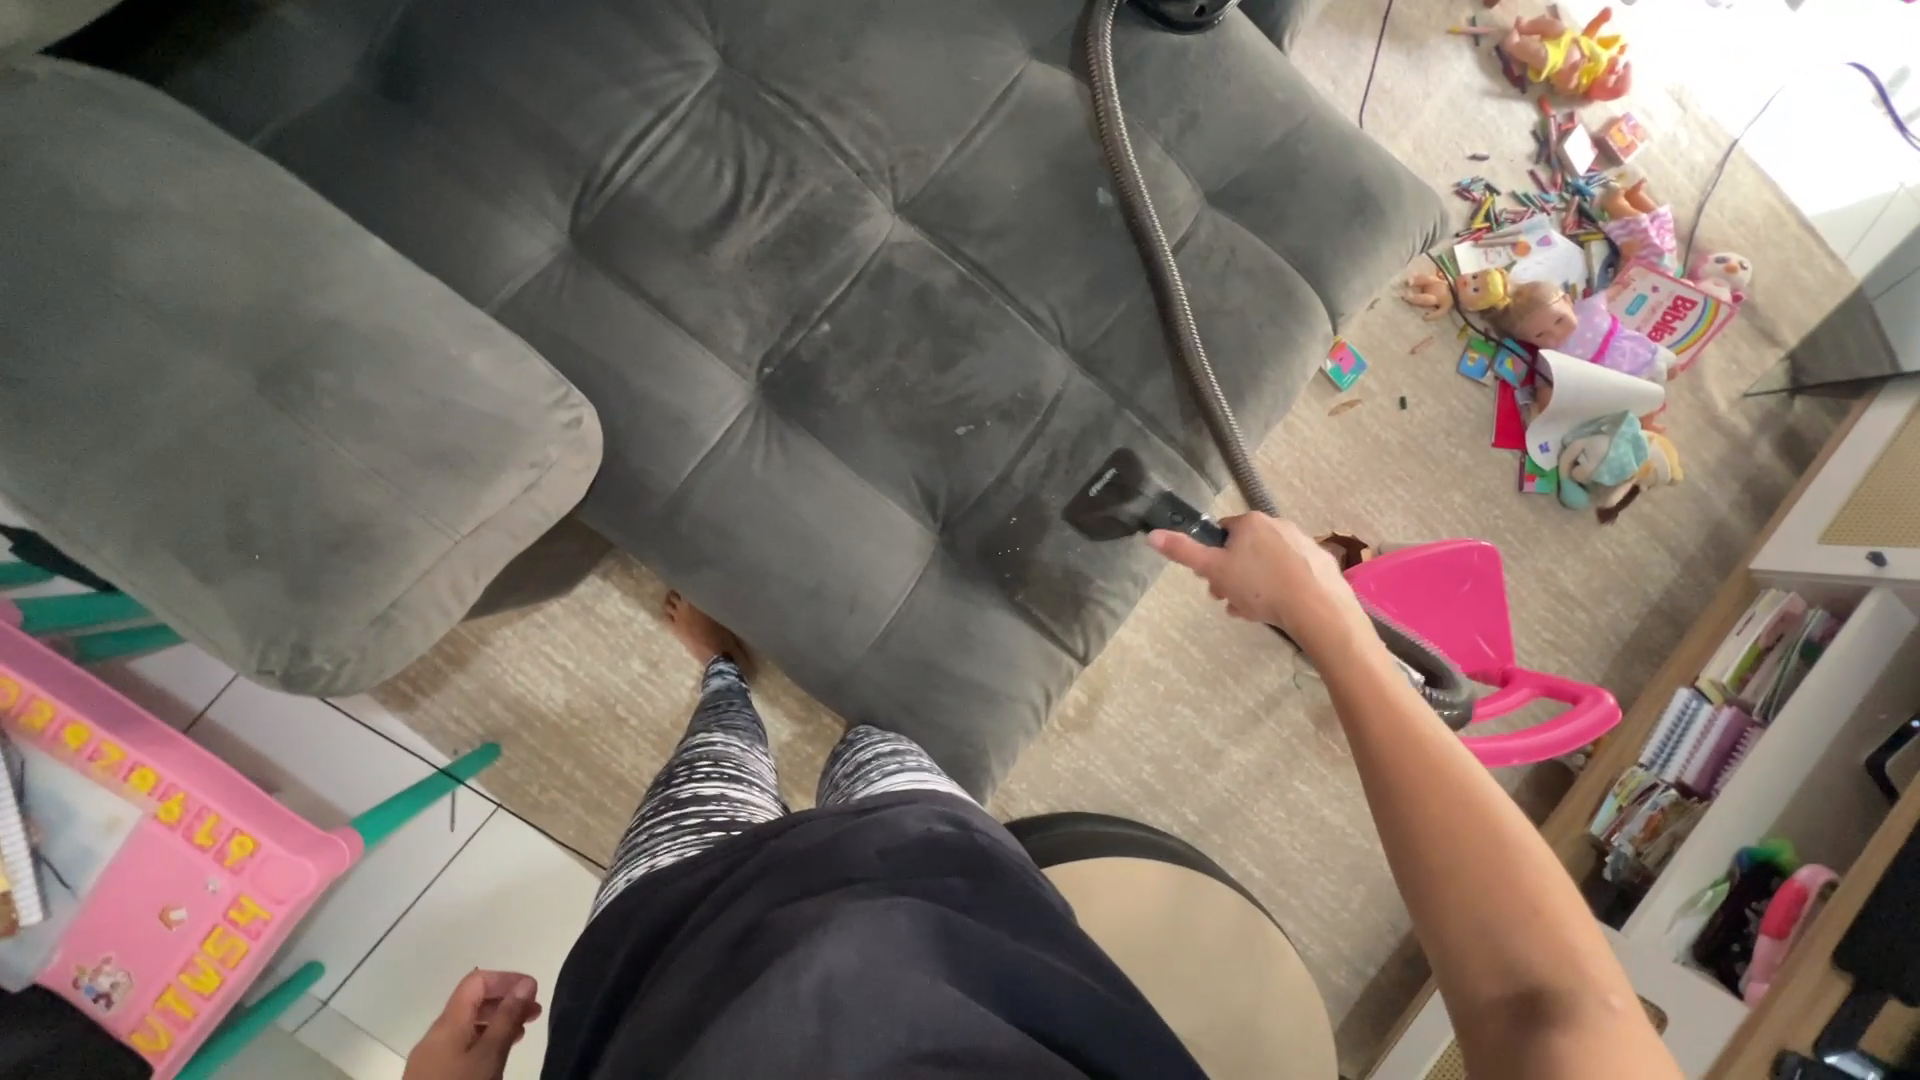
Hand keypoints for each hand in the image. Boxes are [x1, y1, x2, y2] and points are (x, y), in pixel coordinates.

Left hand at [403, 970, 541, 1079]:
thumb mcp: (490, 1055)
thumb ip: (508, 1017)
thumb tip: (526, 983)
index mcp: (447, 1024)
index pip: (476, 981)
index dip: (506, 979)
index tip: (533, 992)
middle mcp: (435, 1035)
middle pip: (472, 1001)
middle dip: (506, 1000)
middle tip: (535, 1013)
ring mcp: (429, 1057)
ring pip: (467, 1024)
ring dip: (497, 1021)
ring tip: (521, 1034)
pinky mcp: (430, 1075)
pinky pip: (460, 1044)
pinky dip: (483, 1040)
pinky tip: (497, 1055)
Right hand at [1147, 514, 1375, 661]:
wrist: (1317, 608)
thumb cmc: (1259, 586)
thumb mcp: (1213, 570)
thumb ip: (1183, 552)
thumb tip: (1151, 535)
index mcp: (1250, 521)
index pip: (1221, 533)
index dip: (1212, 559)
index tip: (1212, 582)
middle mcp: (1278, 524)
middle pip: (1243, 550)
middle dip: (1232, 576)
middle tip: (1229, 601)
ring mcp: (1302, 542)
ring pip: (1266, 563)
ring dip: (1253, 585)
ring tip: (1252, 611)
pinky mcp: (1321, 562)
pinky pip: (1290, 572)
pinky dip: (1280, 587)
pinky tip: (1277, 609)